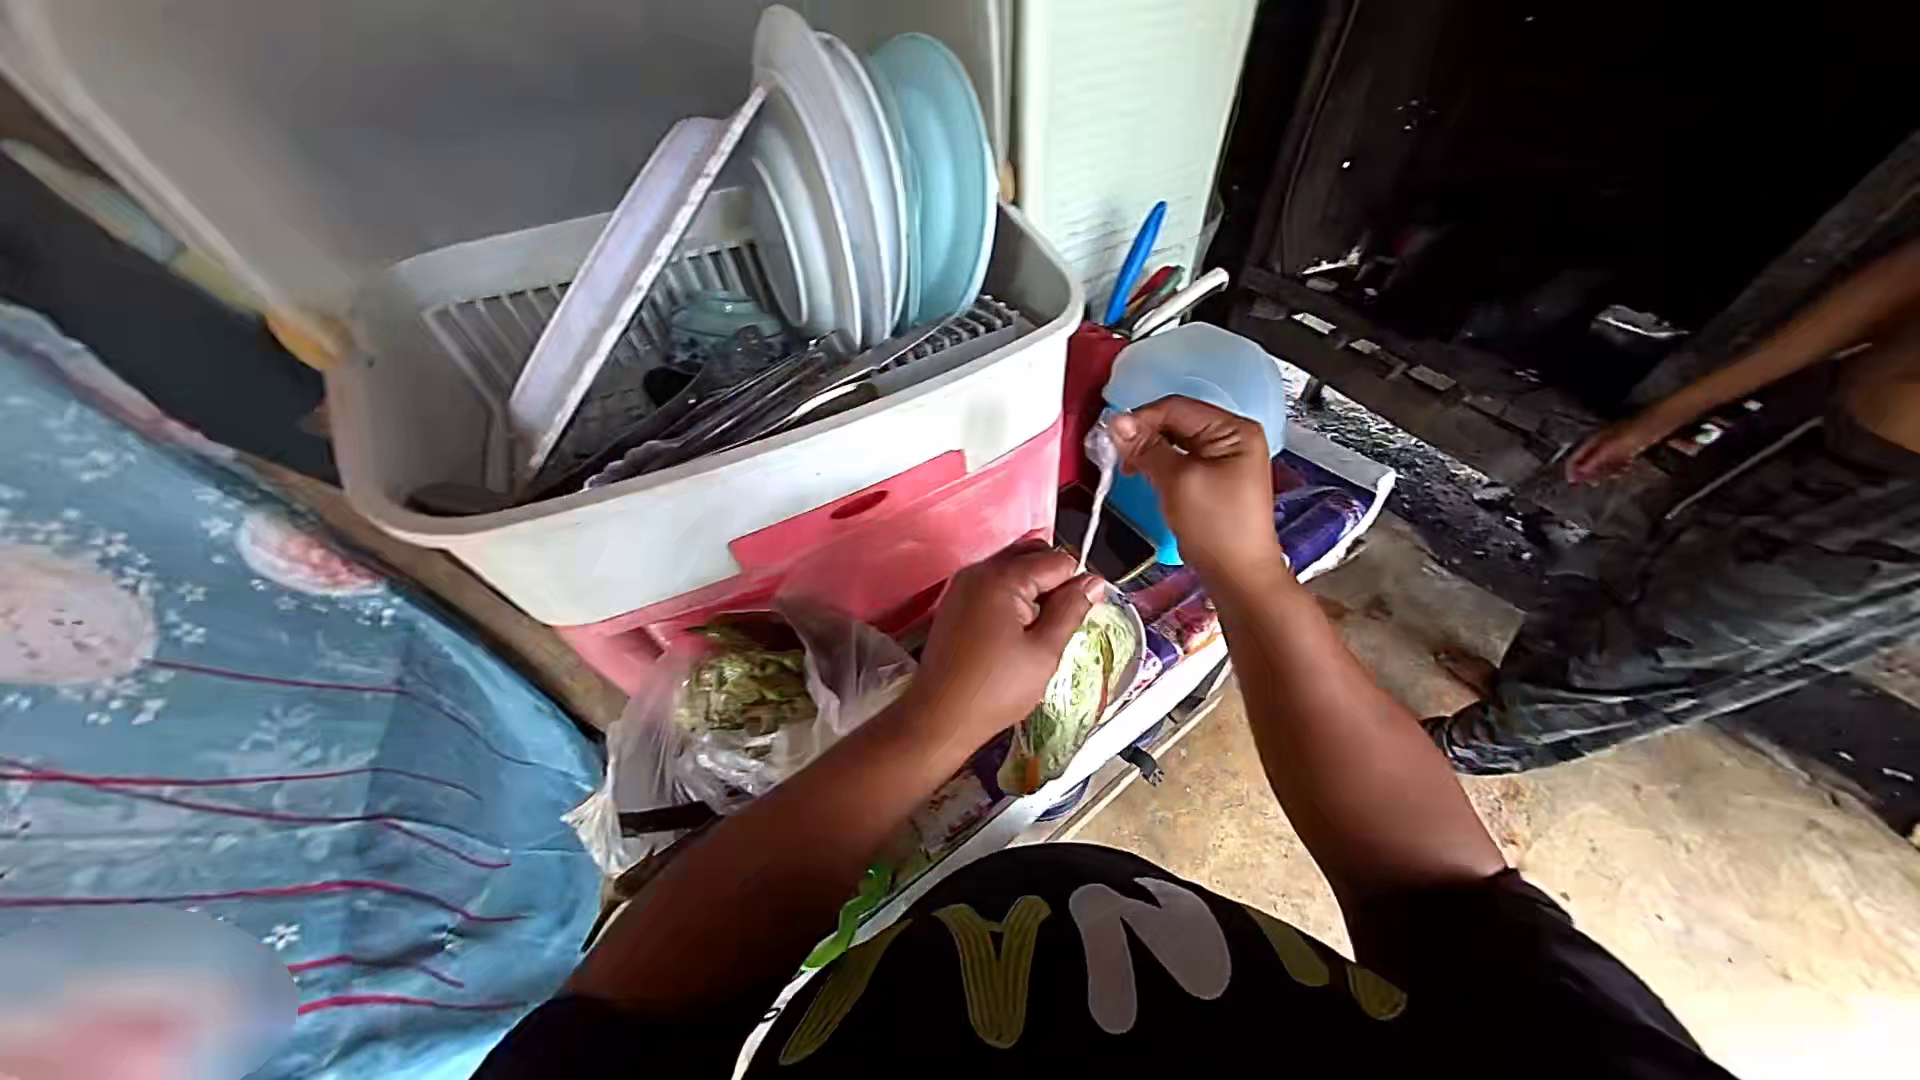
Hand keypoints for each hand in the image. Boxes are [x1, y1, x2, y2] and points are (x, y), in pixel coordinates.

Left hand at [907, 543, 1102, 748]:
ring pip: (1012, 567)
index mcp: (1001, 578)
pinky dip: (1011, 596)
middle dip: (1054, 579)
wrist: (940, 716)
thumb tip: (1093, 583)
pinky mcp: (955, 602)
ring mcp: (962, 585)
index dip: (1076, 584)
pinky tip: (1016, 631)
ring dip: (1033, 588)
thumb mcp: (1045, 651)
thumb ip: (1071, 609)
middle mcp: (977, 571)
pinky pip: (993, 583)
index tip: (1080, 612)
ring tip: (1038, 629)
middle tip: (1061, 619)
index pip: (1057, 559)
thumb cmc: (993, 690)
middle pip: (1032, 553)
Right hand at [1108, 396, 1281, 575]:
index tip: (1112, 438)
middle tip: (1119, 457)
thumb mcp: (1177, 482)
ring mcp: (1225, 458)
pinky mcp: (1214, 477)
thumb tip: (1116, 422)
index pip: (1177, 407)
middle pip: (1176, 421)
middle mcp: (1233, 437)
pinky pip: (1180, 459)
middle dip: (1144, 436)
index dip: (1142, 419)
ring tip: (1131, 469)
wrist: (1238, 574)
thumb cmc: (1216, 528)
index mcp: (1234, 430)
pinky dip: (1159, 465)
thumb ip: (1146, 448)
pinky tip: (1146, 476)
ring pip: (1175, 441)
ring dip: (1149, 451)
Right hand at [1563, 413, 1672, 484]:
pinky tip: (1624, 469)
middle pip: (1586, 461)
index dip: (1571, 471)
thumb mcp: (1615, 446)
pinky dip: (1617, 467)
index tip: (1575, 483)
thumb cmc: (1639, 429)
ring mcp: (1614, 444)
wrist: (1666, 419)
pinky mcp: (1628, 445)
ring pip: (1602, 461)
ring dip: (1604, 471)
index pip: (1574, 458)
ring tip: (1611, 476)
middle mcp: (1600, 442)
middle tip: (1594, 483)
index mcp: (1593, 441)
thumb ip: (1596, 459)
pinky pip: (1617, 460)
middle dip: (1589, 473)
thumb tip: (1580, 472)